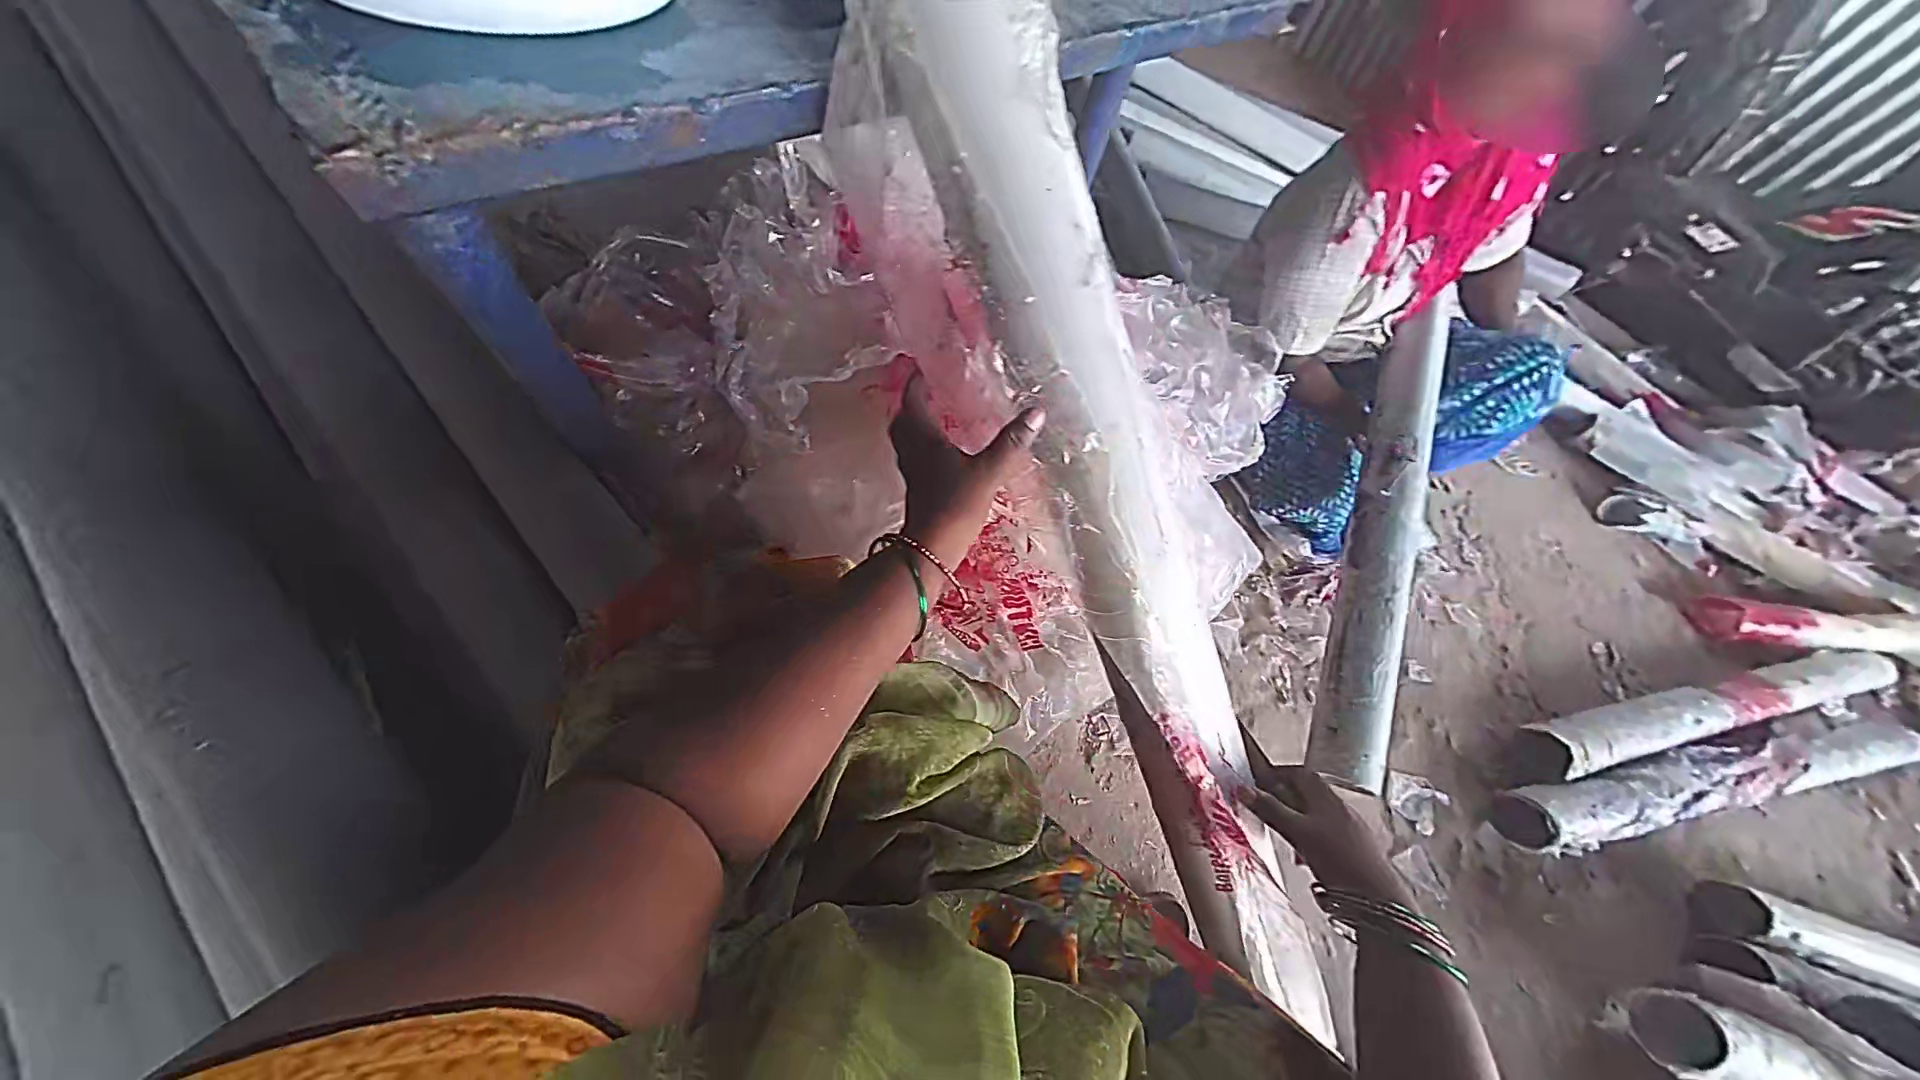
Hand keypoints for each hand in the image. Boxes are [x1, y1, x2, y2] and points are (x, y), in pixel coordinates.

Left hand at [889, 371, 1044, 573]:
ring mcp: (911, 472)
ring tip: (932, 416)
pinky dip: (922, 446)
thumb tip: (1036, 412)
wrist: (931, 548)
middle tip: (924, 390)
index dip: (915, 382)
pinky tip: (940, 453)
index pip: (913, 400)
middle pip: (902, 419)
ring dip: (915, 424)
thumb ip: (1011, 442)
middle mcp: (911, 451)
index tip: (922, 366)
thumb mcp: (988, 471)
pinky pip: (914, 457)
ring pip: (906, 439)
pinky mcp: (916, 489)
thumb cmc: (955, 505)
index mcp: (923, 438)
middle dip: (911, 402)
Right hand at [1238, 730, 1407, 903]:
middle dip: (1286, 799)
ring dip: (1298, 821)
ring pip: (1317, 815)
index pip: (1299, 773)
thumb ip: (1270, 809)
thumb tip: (1244, 789)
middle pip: (1308, 793)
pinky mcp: (1358, 849)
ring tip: (1285, 837)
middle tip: (1267, 808)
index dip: (1278, 773)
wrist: (1379, 898)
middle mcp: (1340, 807)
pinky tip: (1307, 857)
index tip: (1261, 780)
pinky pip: (1328, 834)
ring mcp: (1351, 828)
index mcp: (1325, 796)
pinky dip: (1312, 839)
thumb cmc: (1337, 858)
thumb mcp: (1296, 831)